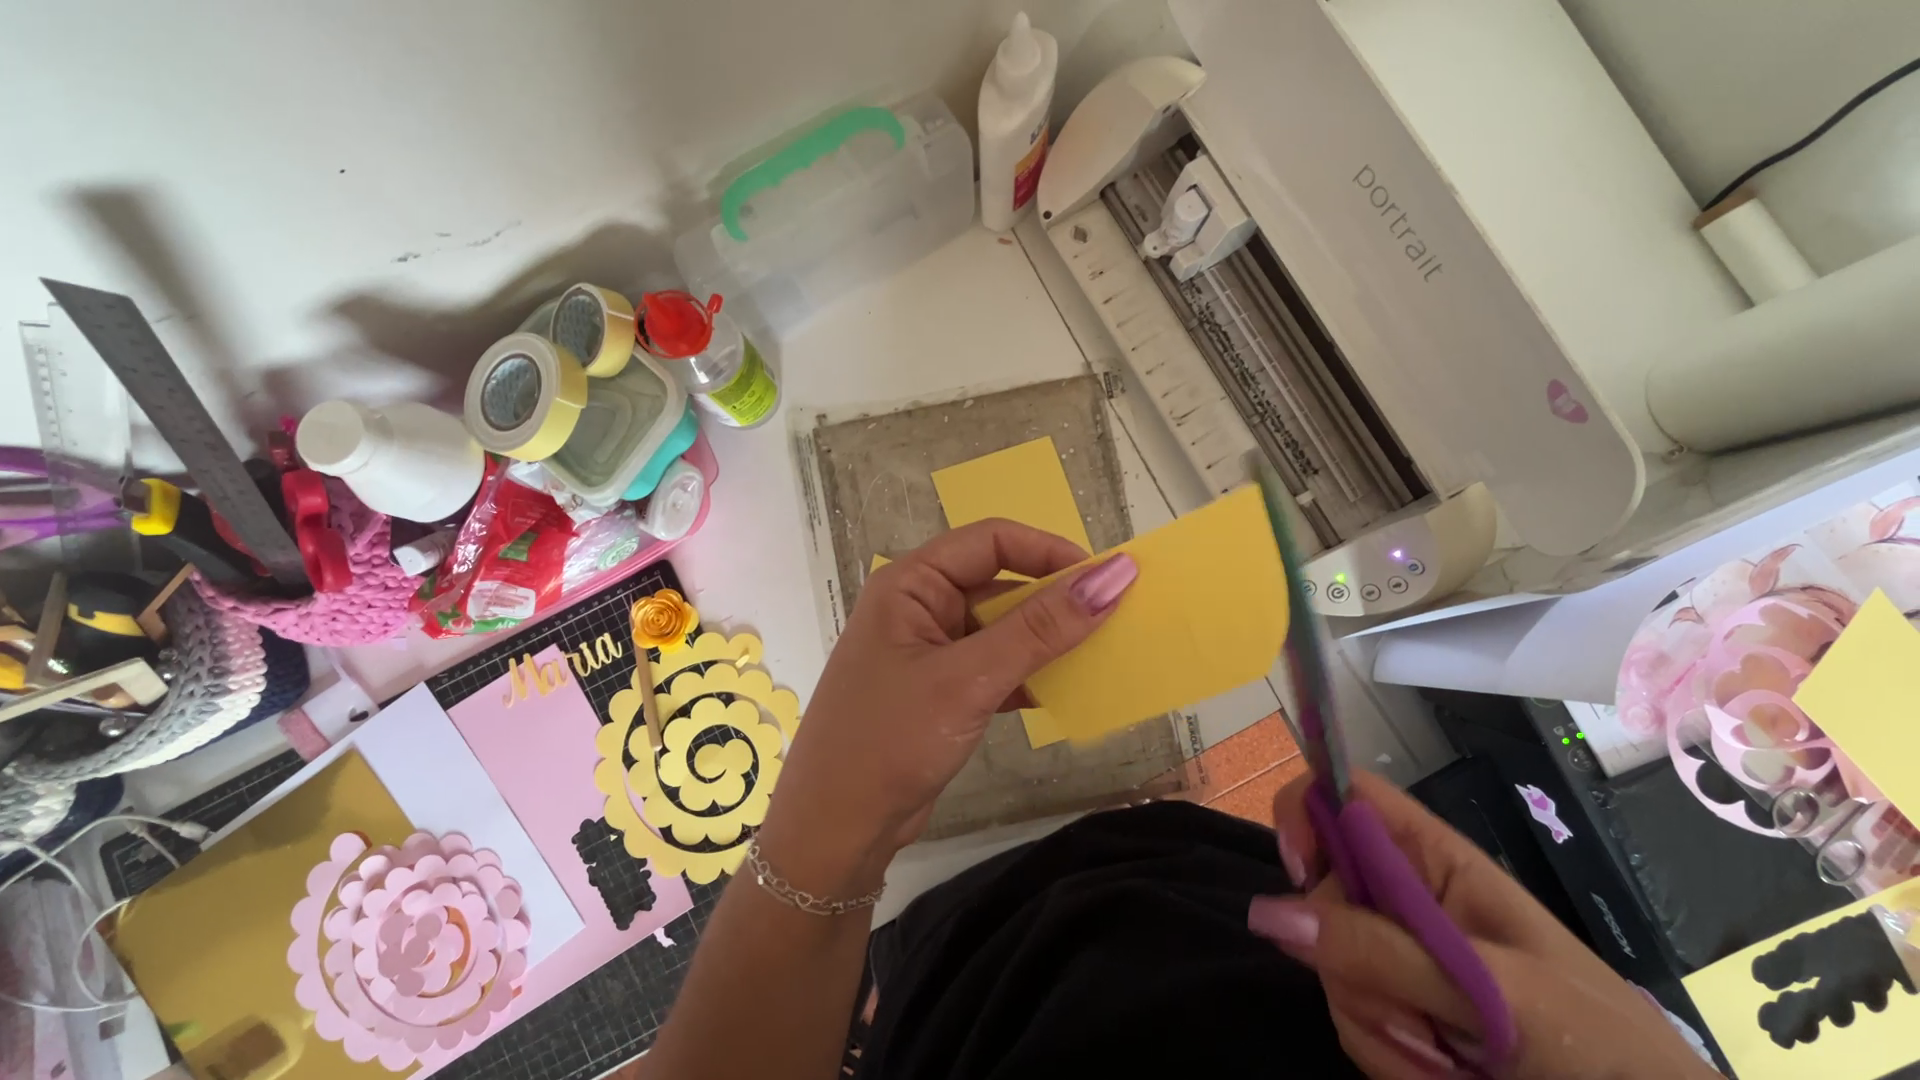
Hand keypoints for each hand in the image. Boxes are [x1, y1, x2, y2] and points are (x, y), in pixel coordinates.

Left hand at [755, 520, 1137, 895]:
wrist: (834, 830)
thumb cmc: (890, 740)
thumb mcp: (970, 679)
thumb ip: (1042, 627)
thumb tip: (1115, 575)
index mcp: (910, 584)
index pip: (992, 541)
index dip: (1050, 551)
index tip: (1108, 577)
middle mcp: (918, 607)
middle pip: (999, 582)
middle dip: (1054, 599)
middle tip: (1116, 619)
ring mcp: (929, 652)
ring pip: (1002, 628)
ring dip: (1046, 641)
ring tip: (1102, 654)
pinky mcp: (940, 692)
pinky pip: (996, 667)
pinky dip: (1029, 676)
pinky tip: (1065, 693)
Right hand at [1250, 771, 1719, 1079]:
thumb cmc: (1602, 1048)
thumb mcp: (1497, 993)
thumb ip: (1383, 951)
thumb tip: (1267, 912)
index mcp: (1438, 864)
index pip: (1347, 798)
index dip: (1307, 813)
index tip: (1300, 870)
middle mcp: (1406, 901)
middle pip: (1321, 893)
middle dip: (1351, 959)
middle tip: (1416, 1011)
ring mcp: (1397, 958)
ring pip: (1329, 964)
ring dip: (1378, 1021)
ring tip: (1449, 1058)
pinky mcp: (1396, 1012)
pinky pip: (1350, 1017)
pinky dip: (1387, 1054)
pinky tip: (1441, 1071)